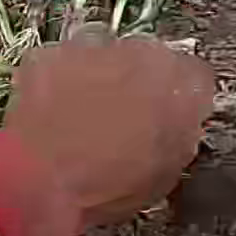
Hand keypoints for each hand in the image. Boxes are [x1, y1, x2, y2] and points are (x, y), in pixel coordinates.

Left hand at [4, 35, 214, 227]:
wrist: (42, 181)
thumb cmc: (106, 187)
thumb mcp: (164, 173)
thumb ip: (179, 135)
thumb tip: (176, 125)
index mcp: (181, 84)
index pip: (193, 77)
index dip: (177, 98)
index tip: (163, 114)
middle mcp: (140, 53)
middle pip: (146, 58)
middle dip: (135, 82)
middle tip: (118, 115)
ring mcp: (90, 48)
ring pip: (101, 54)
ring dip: (95, 75)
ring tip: (80, 112)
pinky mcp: (48, 54)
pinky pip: (59, 61)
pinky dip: (55, 79)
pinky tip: (49, 109)